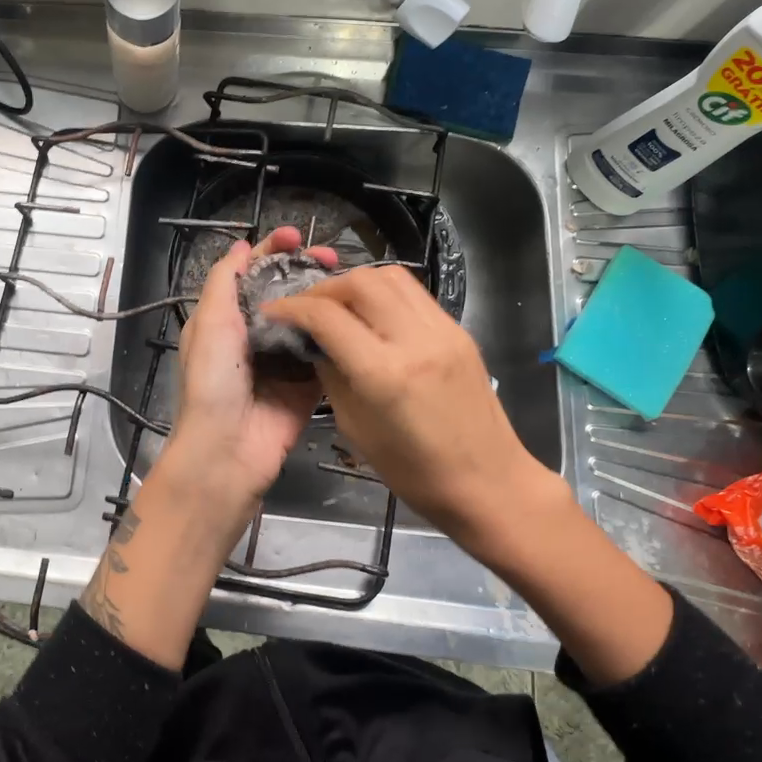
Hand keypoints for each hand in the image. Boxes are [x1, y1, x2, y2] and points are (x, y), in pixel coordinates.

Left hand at [156, 226, 337, 527]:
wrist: (227, 450)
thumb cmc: (212, 381)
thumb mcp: (209, 322)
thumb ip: (224, 281)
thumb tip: (242, 246)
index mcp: (226, 318)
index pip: (252, 274)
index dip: (273, 251)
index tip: (298, 235)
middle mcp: (255, 335)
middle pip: (286, 292)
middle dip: (306, 271)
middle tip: (333, 259)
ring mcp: (282, 361)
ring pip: (309, 320)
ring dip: (328, 299)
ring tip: (351, 282)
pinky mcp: (307, 386)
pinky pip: (326, 355)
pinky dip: (339, 336)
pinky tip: (358, 316)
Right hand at [260, 264, 565, 550]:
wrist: (490, 484)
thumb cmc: (415, 472)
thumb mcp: (356, 428)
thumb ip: (331, 374)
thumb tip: (312, 341)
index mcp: (384, 373)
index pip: (327, 316)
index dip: (292, 308)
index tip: (272, 312)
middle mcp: (415, 341)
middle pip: (360, 282)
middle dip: (323, 289)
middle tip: (306, 308)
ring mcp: (443, 331)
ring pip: (390, 277)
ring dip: (355, 283)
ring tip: (338, 306)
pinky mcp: (458, 331)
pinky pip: (413, 294)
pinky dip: (383, 294)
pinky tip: (371, 316)